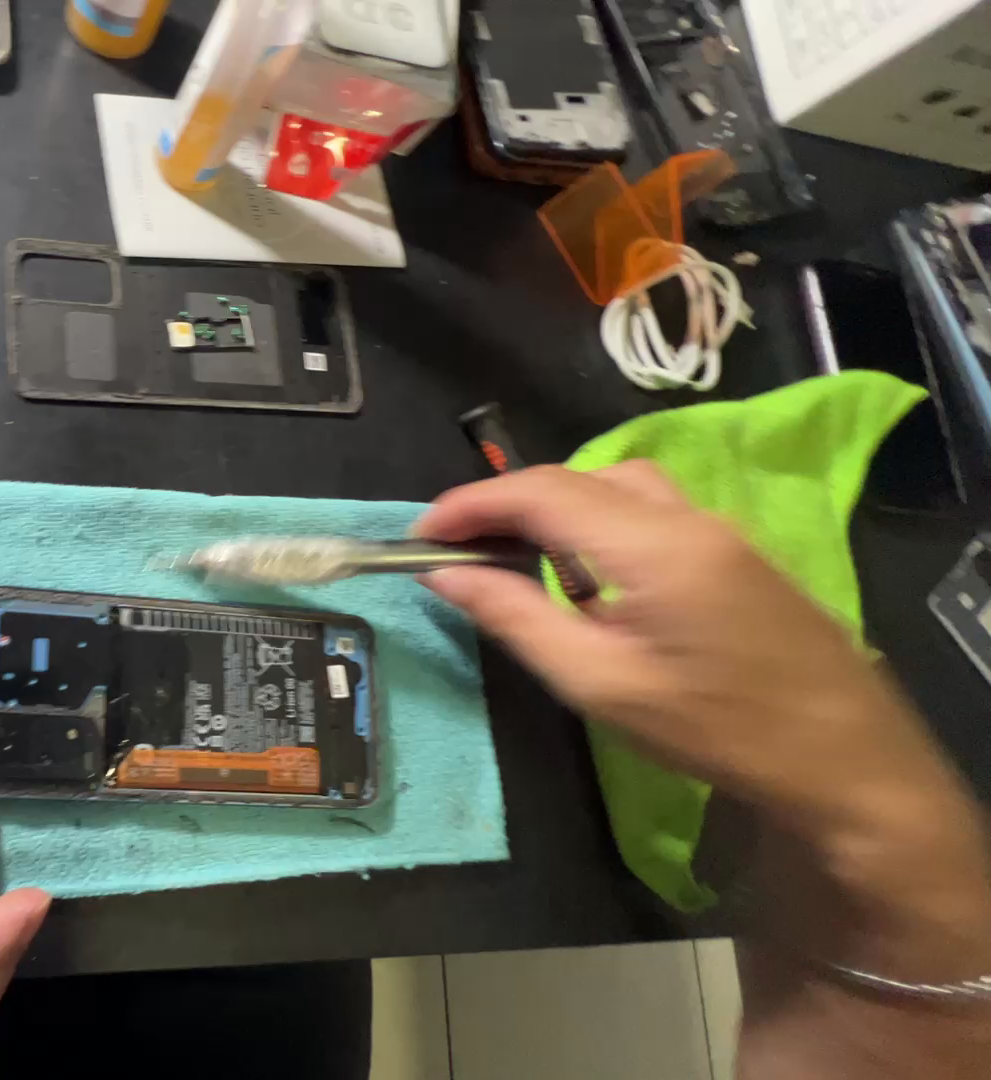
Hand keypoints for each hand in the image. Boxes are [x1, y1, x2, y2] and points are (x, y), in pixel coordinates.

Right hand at [412, 462, 956, 827]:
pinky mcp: (727, 549)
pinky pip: (639, 506)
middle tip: (450, 546)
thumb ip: (511, 615)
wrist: (849, 767)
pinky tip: (574, 569)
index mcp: (654, 547)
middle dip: (498, 503)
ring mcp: (715, 530)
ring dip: (544, 505)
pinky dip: (585, 518)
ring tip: (506, 550)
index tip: (419, 537)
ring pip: (608, 483)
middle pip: (571, 479)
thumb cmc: (713, 729)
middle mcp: (687, 519)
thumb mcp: (594, 681)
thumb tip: (441, 573)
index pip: (540, 493)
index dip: (469, 505)